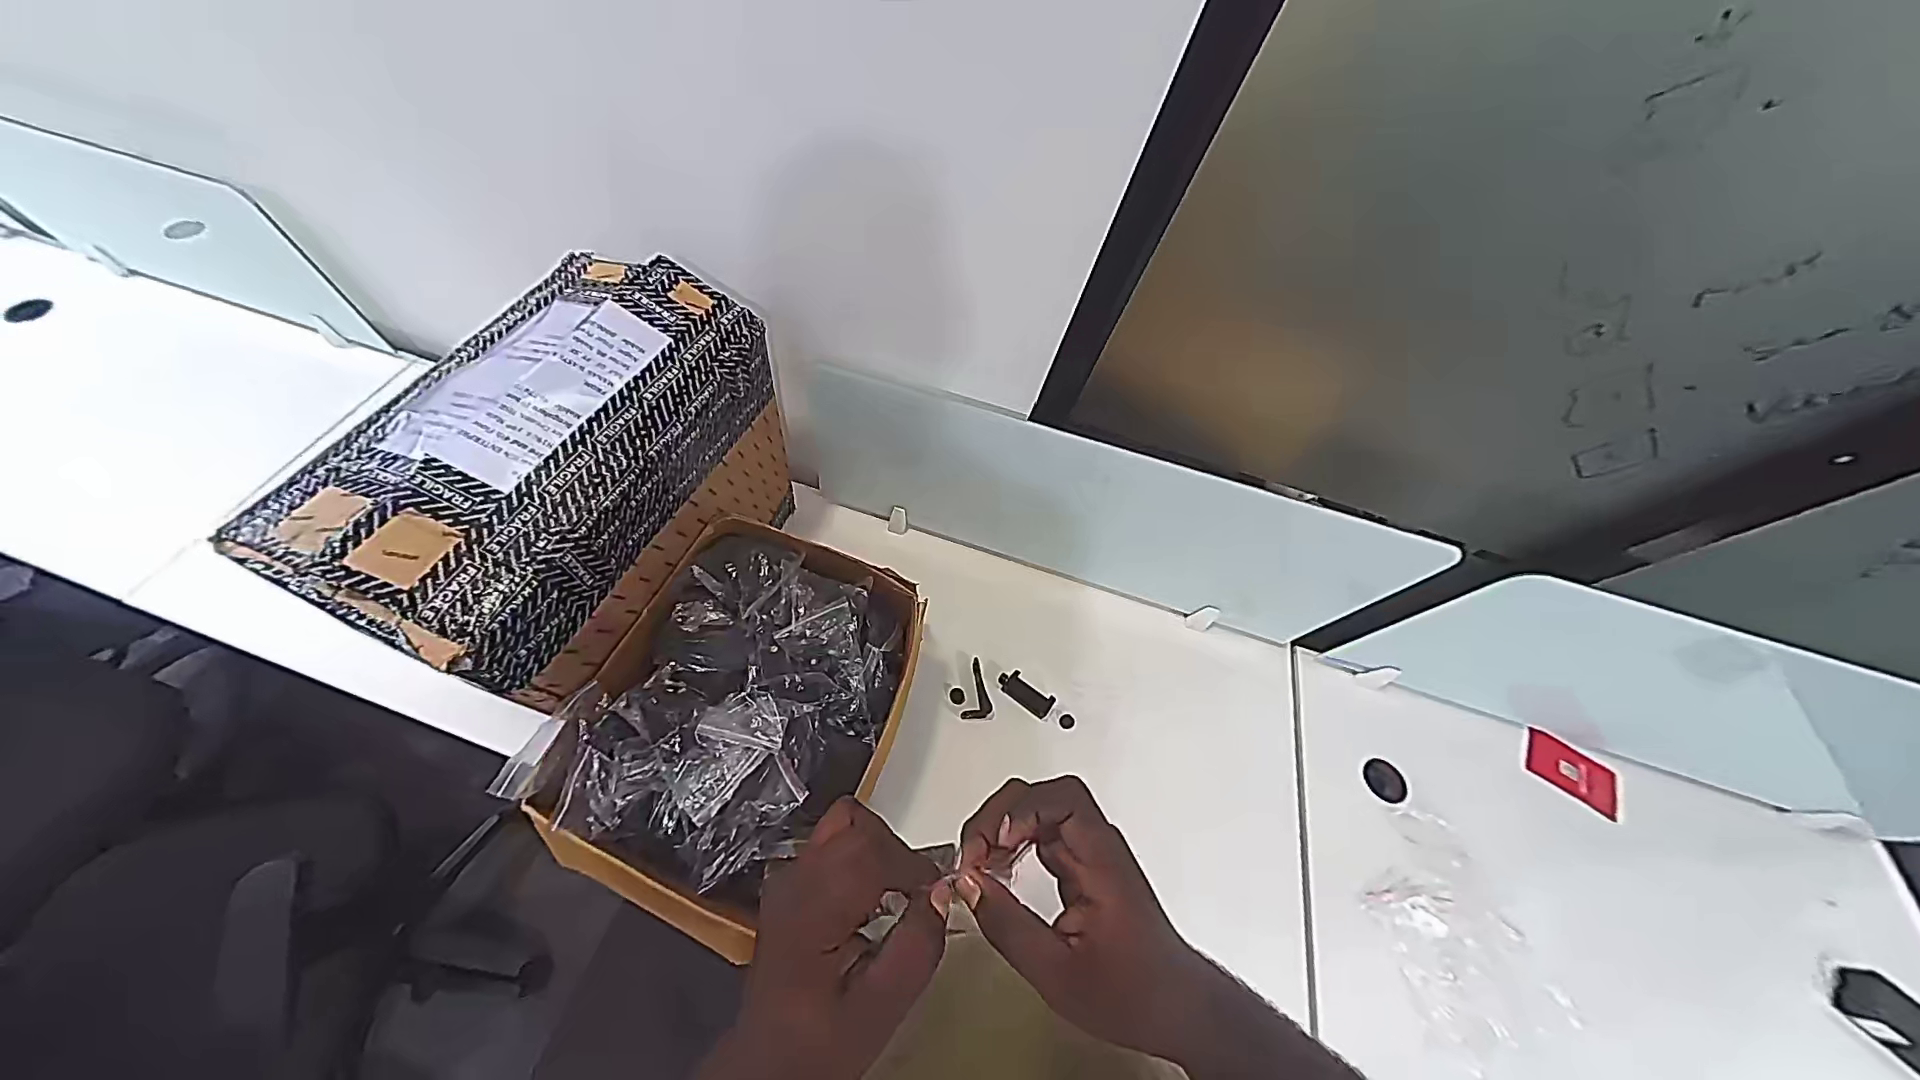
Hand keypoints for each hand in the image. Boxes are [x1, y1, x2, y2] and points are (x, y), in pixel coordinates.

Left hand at [696, 797, 951, 1079]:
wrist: (769, 1062)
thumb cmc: (817, 1043)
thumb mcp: (880, 1008)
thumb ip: (917, 947)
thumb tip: (940, 894)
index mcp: (811, 909)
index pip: (869, 849)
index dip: (911, 864)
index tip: (936, 891)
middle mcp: (794, 881)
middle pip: (857, 824)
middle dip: (896, 852)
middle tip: (916, 895)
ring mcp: (789, 877)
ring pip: (844, 822)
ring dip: (879, 847)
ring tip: (895, 893)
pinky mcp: (792, 881)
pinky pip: (834, 840)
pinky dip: (863, 854)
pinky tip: (872, 898)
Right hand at [956, 776, 1362, 1079]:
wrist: (1176, 1008)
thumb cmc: (1136, 994)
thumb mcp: (1058, 973)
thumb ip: (1008, 925)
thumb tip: (969, 884)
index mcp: (1101, 860)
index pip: (1063, 799)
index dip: (1021, 810)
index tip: (992, 842)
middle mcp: (1097, 845)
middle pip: (1044, 795)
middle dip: (999, 816)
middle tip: (973, 852)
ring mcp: (1090, 851)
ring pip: (1038, 808)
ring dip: (1001, 827)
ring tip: (977, 861)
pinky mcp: (1081, 863)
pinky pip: (1040, 832)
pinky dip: (1010, 842)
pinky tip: (996, 867)